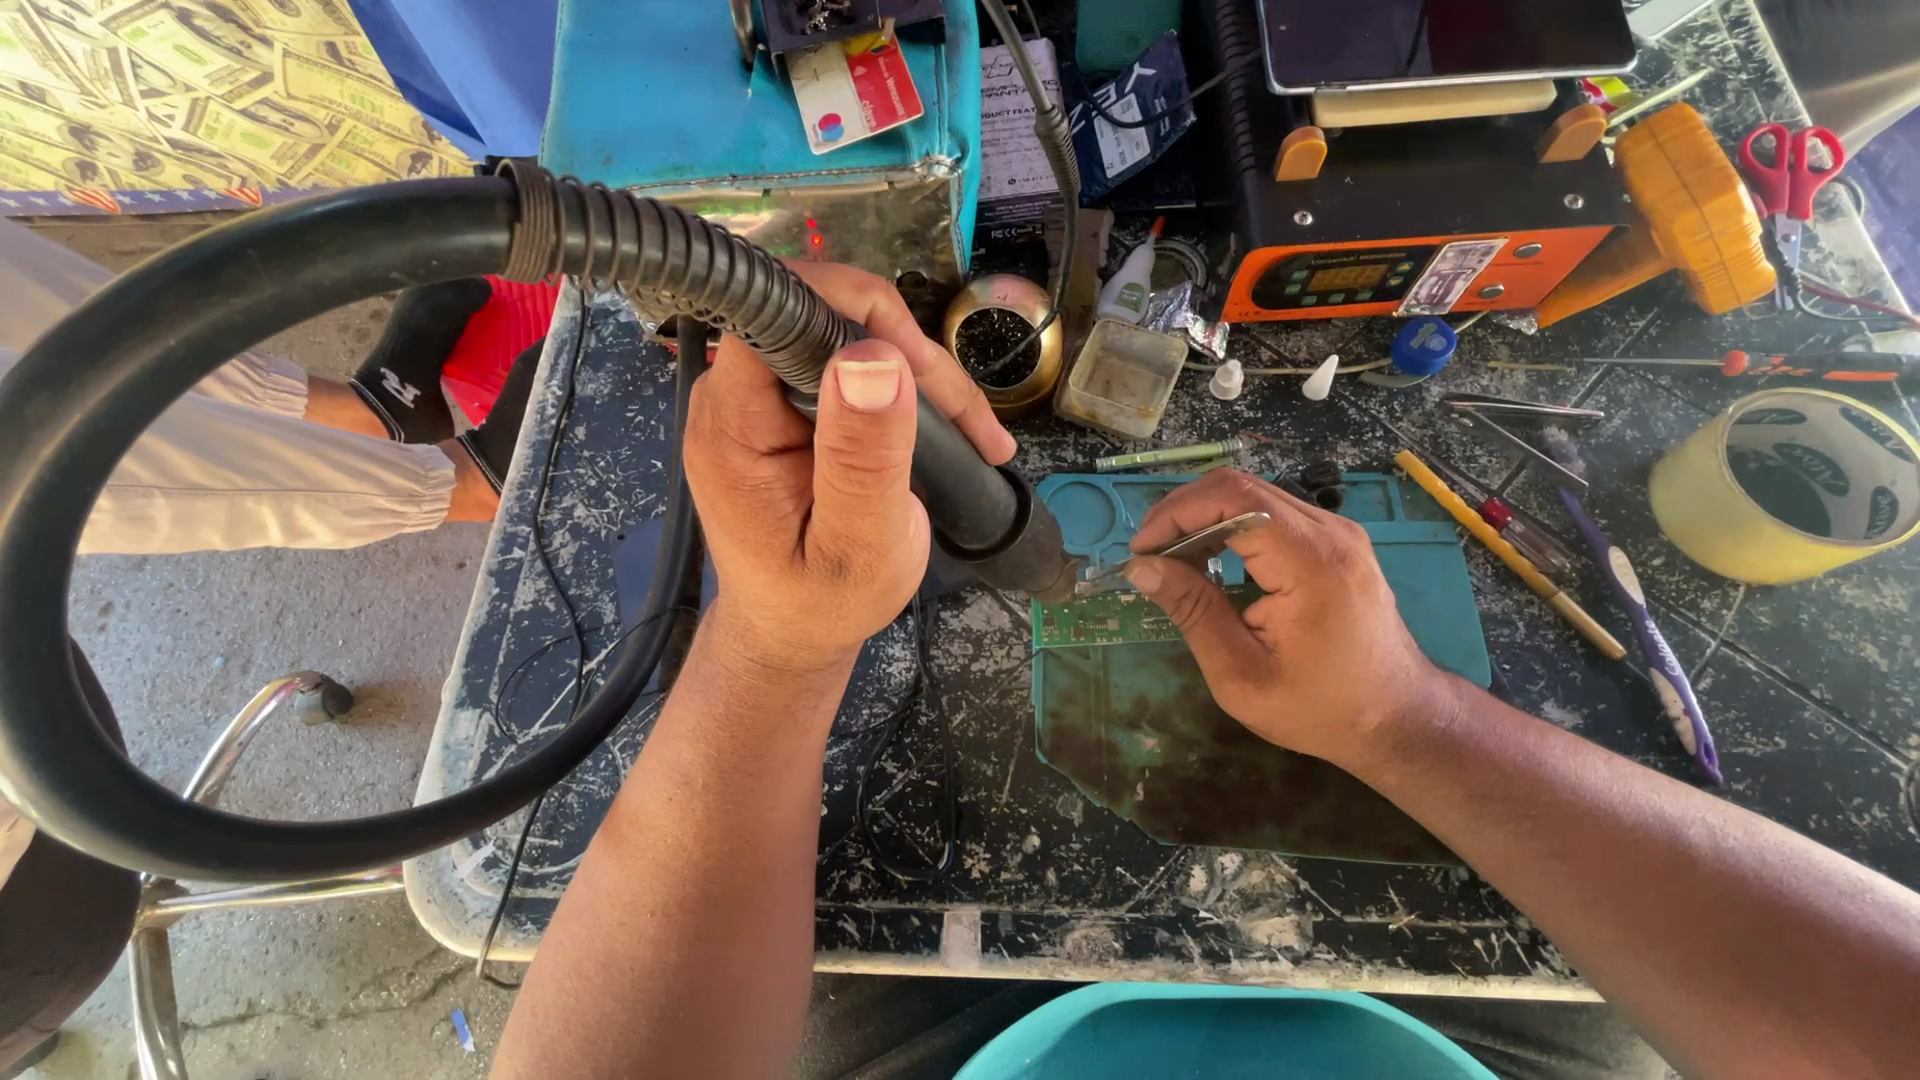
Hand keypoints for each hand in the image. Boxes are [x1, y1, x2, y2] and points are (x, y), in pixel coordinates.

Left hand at [682, 262, 1015, 670]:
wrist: (796, 630)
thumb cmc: (822, 604)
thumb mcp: (856, 546)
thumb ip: (862, 460)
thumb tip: (871, 358)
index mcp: (735, 427)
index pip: (772, 314)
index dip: (845, 307)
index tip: (914, 356)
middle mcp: (738, 400)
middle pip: (822, 319)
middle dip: (905, 353)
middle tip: (965, 417)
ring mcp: (764, 403)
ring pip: (848, 340)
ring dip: (919, 376)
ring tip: (976, 433)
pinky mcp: (791, 413)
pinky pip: (852, 370)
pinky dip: (909, 392)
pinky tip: (956, 430)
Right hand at [1124, 469, 1454, 767]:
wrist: (1398, 719)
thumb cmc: (1319, 708)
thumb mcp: (1240, 673)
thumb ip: (1192, 612)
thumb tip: (1142, 567)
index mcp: (1311, 562)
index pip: (1233, 499)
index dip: (1176, 513)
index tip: (1141, 551)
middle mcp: (1329, 532)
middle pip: (1240, 487)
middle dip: (1182, 512)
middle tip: (1149, 555)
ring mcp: (1336, 532)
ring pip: (1253, 496)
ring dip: (1203, 518)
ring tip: (1173, 561)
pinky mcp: (1334, 542)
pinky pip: (1270, 514)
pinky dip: (1228, 526)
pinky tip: (1208, 560)